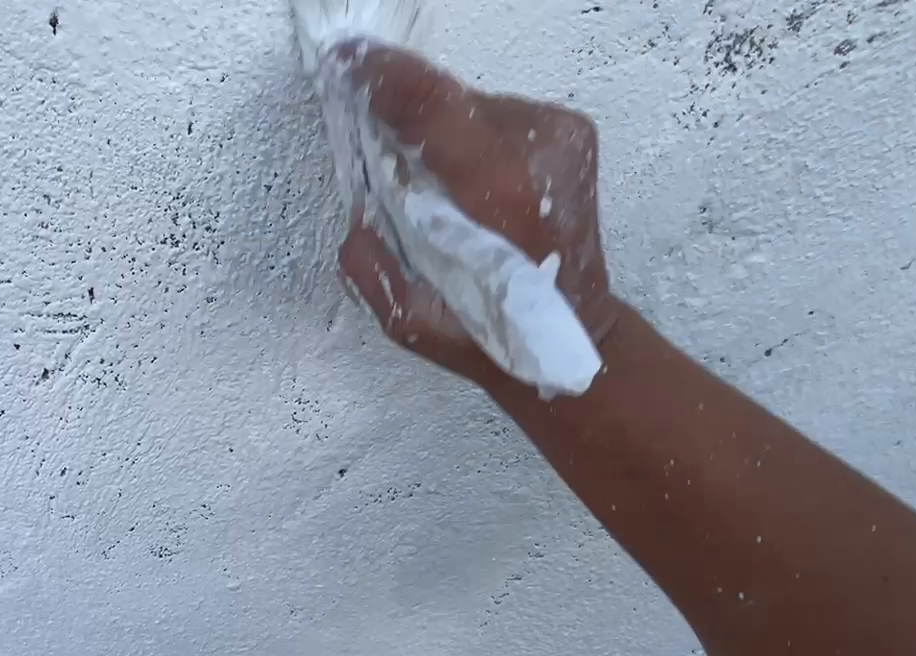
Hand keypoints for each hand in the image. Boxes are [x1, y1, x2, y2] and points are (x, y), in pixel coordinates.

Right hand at [333, 43, 616, 385]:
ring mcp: (562, 136)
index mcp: (501, 197)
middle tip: (373, 144)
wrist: (573, 332)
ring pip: (471, 107)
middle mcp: (539, 151)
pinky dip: (463, 140)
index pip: (435, 107)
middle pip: (449, 101)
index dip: (383, 78)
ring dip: (434, 134)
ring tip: (425, 186)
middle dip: (402, 113)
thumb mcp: (410, 321)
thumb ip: (369, 266)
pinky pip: (494, 117)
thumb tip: (359, 212)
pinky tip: (459, 184)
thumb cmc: (492, 334)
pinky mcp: (570, 133)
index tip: (343, 62)